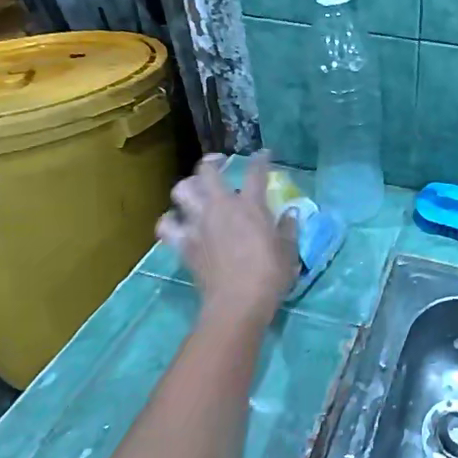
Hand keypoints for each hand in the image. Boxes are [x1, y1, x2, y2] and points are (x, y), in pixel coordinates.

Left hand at [155, 153, 298, 322]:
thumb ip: (288, 228)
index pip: (256, 171)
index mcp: (250, 205)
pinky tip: (176, 223)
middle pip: (207, 171)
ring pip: (181, 190)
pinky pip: (166, 225)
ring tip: (194, 192)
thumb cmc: (269, 276)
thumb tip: (291, 213)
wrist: (237, 303)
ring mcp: (198, 223)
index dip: (260, 159)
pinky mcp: (183, 243)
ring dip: (187, 187)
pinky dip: (169, 221)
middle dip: (212, 162)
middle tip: (218, 164)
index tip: (263, 154)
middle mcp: (221, 207)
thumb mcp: (288, 251)